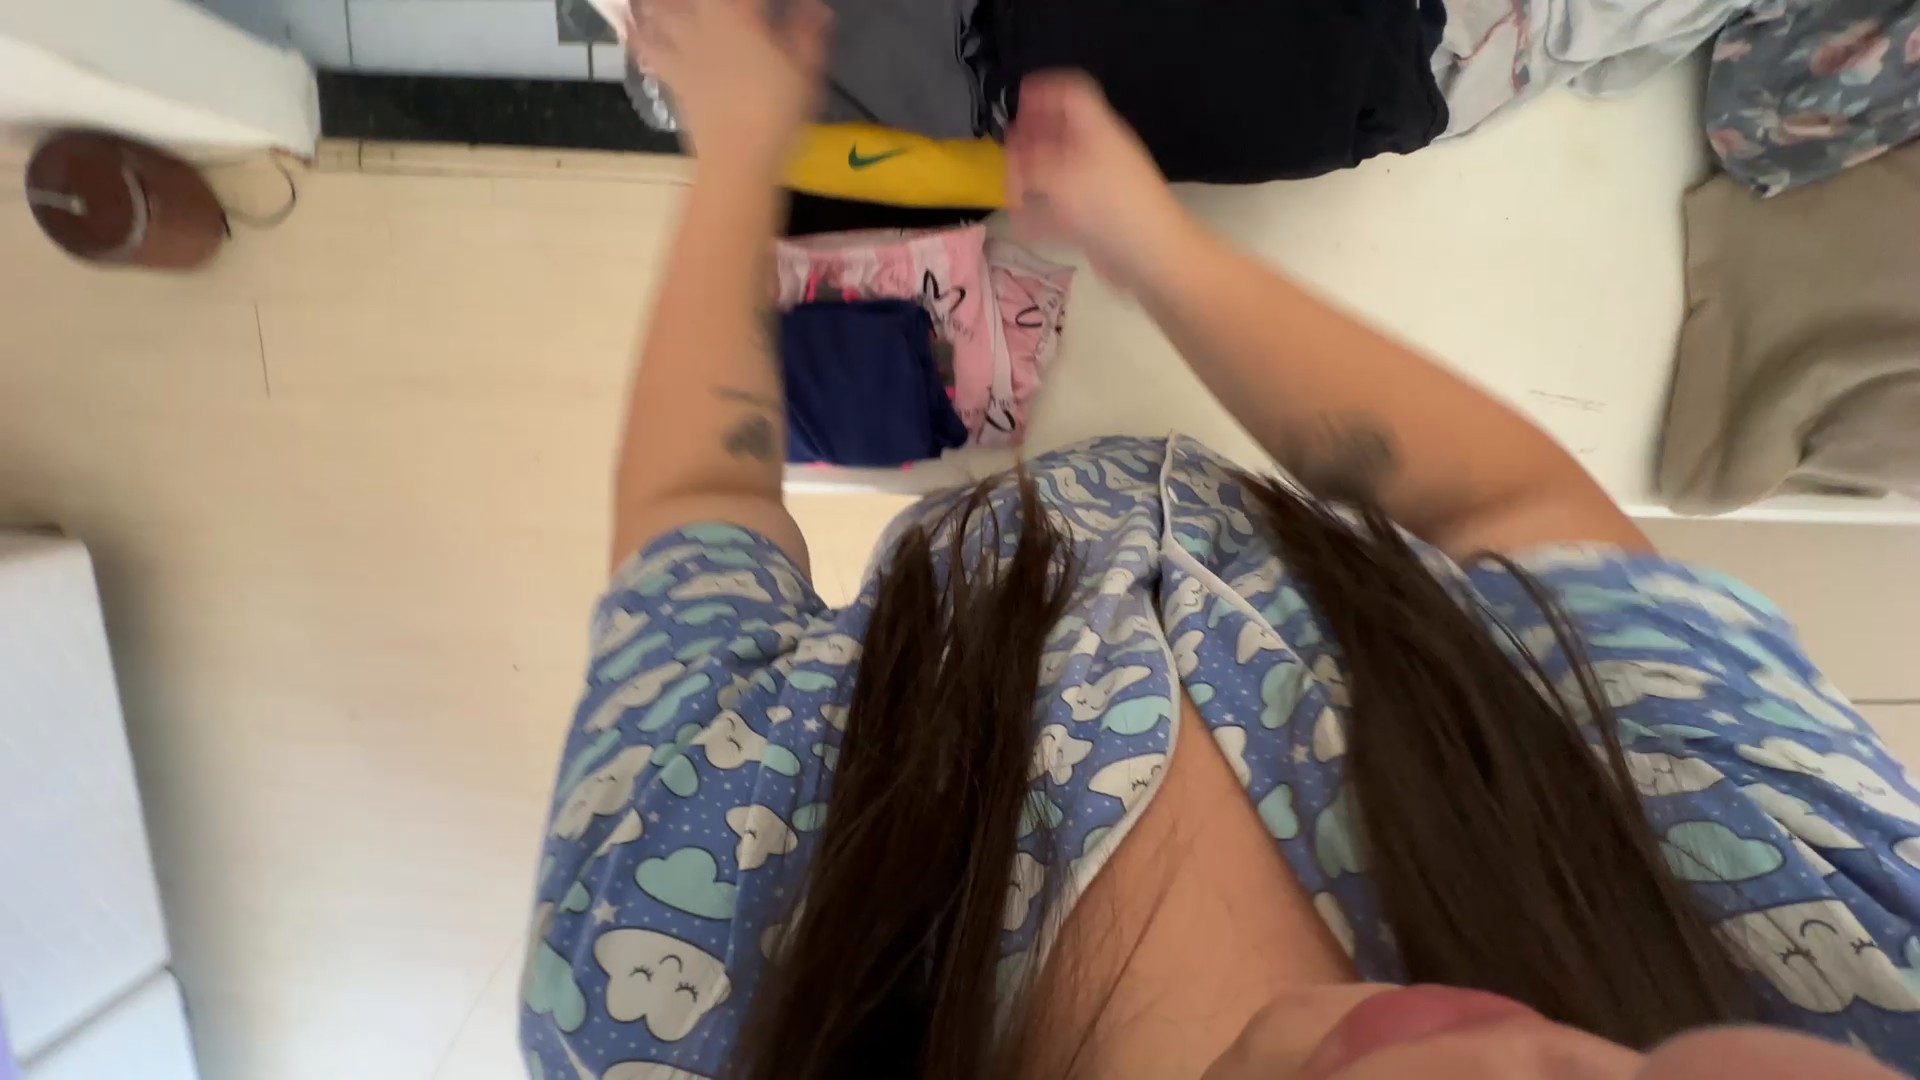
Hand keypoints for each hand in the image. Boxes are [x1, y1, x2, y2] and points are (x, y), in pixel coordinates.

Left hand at [629, 0, 831, 175]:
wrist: (738, 161)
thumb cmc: (777, 114)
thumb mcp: (805, 75)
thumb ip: (808, 35)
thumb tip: (816, 10)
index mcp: (741, 14)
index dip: (761, 3)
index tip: (770, 6)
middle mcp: (707, 21)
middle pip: (698, 0)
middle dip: (719, 4)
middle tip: (729, 9)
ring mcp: (685, 48)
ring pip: (661, 9)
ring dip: (658, 6)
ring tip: (649, 4)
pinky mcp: (673, 76)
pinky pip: (647, 48)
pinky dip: (636, 34)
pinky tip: (629, 24)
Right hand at [1005, 71, 1191, 290]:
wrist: (1148, 252)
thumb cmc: (1107, 203)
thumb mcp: (1061, 175)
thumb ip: (1031, 163)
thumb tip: (1016, 160)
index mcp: (1096, 129)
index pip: (1070, 95)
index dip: (1043, 92)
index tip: (1018, 102)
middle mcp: (1097, 154)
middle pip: (1061, 135)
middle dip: (1032, 142)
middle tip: (1009, 153)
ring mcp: (1097, 188)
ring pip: (1059, 174)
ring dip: (1033, 179)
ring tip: (1011, 190)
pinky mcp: (1095, 220)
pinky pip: (1062, 209)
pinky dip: (1042, 212)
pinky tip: (1023, 222)